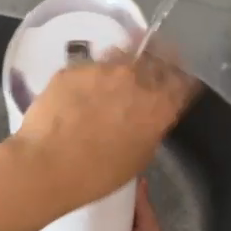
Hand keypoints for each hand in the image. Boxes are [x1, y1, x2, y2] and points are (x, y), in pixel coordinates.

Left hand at [7, 49, 199, 212]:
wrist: (47, 165)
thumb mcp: (138, 158)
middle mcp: (137, 79)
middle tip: (145, 74)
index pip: (183, 81)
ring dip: (123, 64)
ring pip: (122, 55)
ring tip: (111, 80)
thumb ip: (150, 130)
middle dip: (155, 63)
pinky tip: (80, 92)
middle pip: (156, 58)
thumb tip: (147, 119)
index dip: (180, 80)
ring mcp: (104, 68)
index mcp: (160, 106)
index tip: (175, 83)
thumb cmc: (97, 175)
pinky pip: (90, 66)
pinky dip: (91, 76)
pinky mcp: (74, 67)